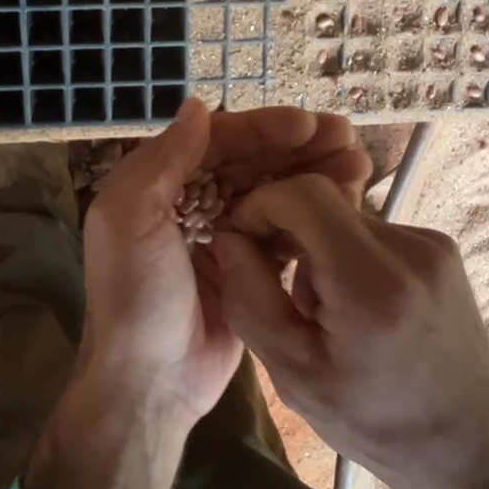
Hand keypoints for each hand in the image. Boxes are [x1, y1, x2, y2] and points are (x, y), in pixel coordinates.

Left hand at [24, 100, 369, 488]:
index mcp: (159, 184)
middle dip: (297, 146)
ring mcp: (225, 235)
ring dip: (313, 173)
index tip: (306, 124)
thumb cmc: (136, 296)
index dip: (261, 128)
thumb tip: (198, 104)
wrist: (151, 384)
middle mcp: (192, 202)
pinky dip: (313, 214)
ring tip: (359, 161)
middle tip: (346, 135)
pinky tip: (348, 202)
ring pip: (274, 192)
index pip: (216, 141)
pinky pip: (286, 230)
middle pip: (251, 162)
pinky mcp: (252, 268)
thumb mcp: (129, 219)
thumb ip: (163, 161)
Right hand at [207, 175, 488, 488]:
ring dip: (319, 250)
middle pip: (323, 203)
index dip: (260, 206)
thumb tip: (227, 236)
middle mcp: (411, 248)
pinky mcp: (442, 246)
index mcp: (373, 283)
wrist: (465, 446)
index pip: (303, 193)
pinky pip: (373, 231)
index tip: (242, 244)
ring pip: (345, 217)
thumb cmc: (373, 422)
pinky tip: (357, 307)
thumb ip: (250, 297)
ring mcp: (433, 243)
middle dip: (288, 235)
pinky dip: (349, 257)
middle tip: (278, 289)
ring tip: (324, 311)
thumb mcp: (293, 373)